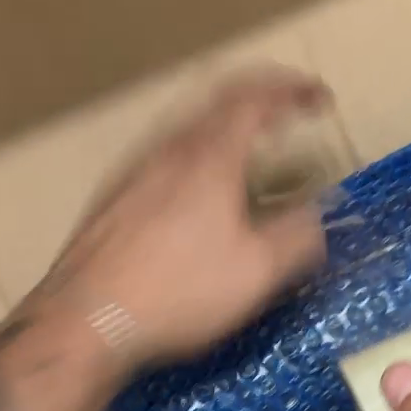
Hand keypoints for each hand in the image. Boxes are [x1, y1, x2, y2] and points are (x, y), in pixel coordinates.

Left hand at [41, 69, 333, 366]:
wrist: (87, 320)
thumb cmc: (180, 291)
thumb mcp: (258, 271)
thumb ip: (299, 235)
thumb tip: (323, 210)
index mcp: (209, 156)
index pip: (255, 98)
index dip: (293, 91)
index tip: (321, 100)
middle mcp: (168, 150)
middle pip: (217, 102)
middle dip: (260, 101)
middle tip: (287, 115)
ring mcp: (133, 171)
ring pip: (187, 130)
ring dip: (226, 130)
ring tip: (249, 154)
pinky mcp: (112, 199)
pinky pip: (165, 158)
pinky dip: (198, 158)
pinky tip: (197, 196)